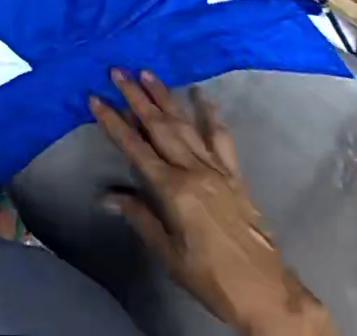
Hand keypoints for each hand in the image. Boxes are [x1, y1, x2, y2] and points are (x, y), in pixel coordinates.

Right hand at [91, 71, 335, 335]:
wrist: (260, 286)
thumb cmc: (207, 275)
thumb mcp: (167, 253)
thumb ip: (140, 217)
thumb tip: (107, 195)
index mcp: (173, 190)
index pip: (136, 149)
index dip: (114, 122)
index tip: (97, 99)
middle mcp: (194, 169)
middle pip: (160, 126)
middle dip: (136, 97)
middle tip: (118, 72)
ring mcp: (216, 166)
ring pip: (185, 123)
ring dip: (165, 97)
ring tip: (148, 74)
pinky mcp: (234, 170)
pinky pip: (220, 136)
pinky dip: (210, 113)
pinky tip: (202, 95)